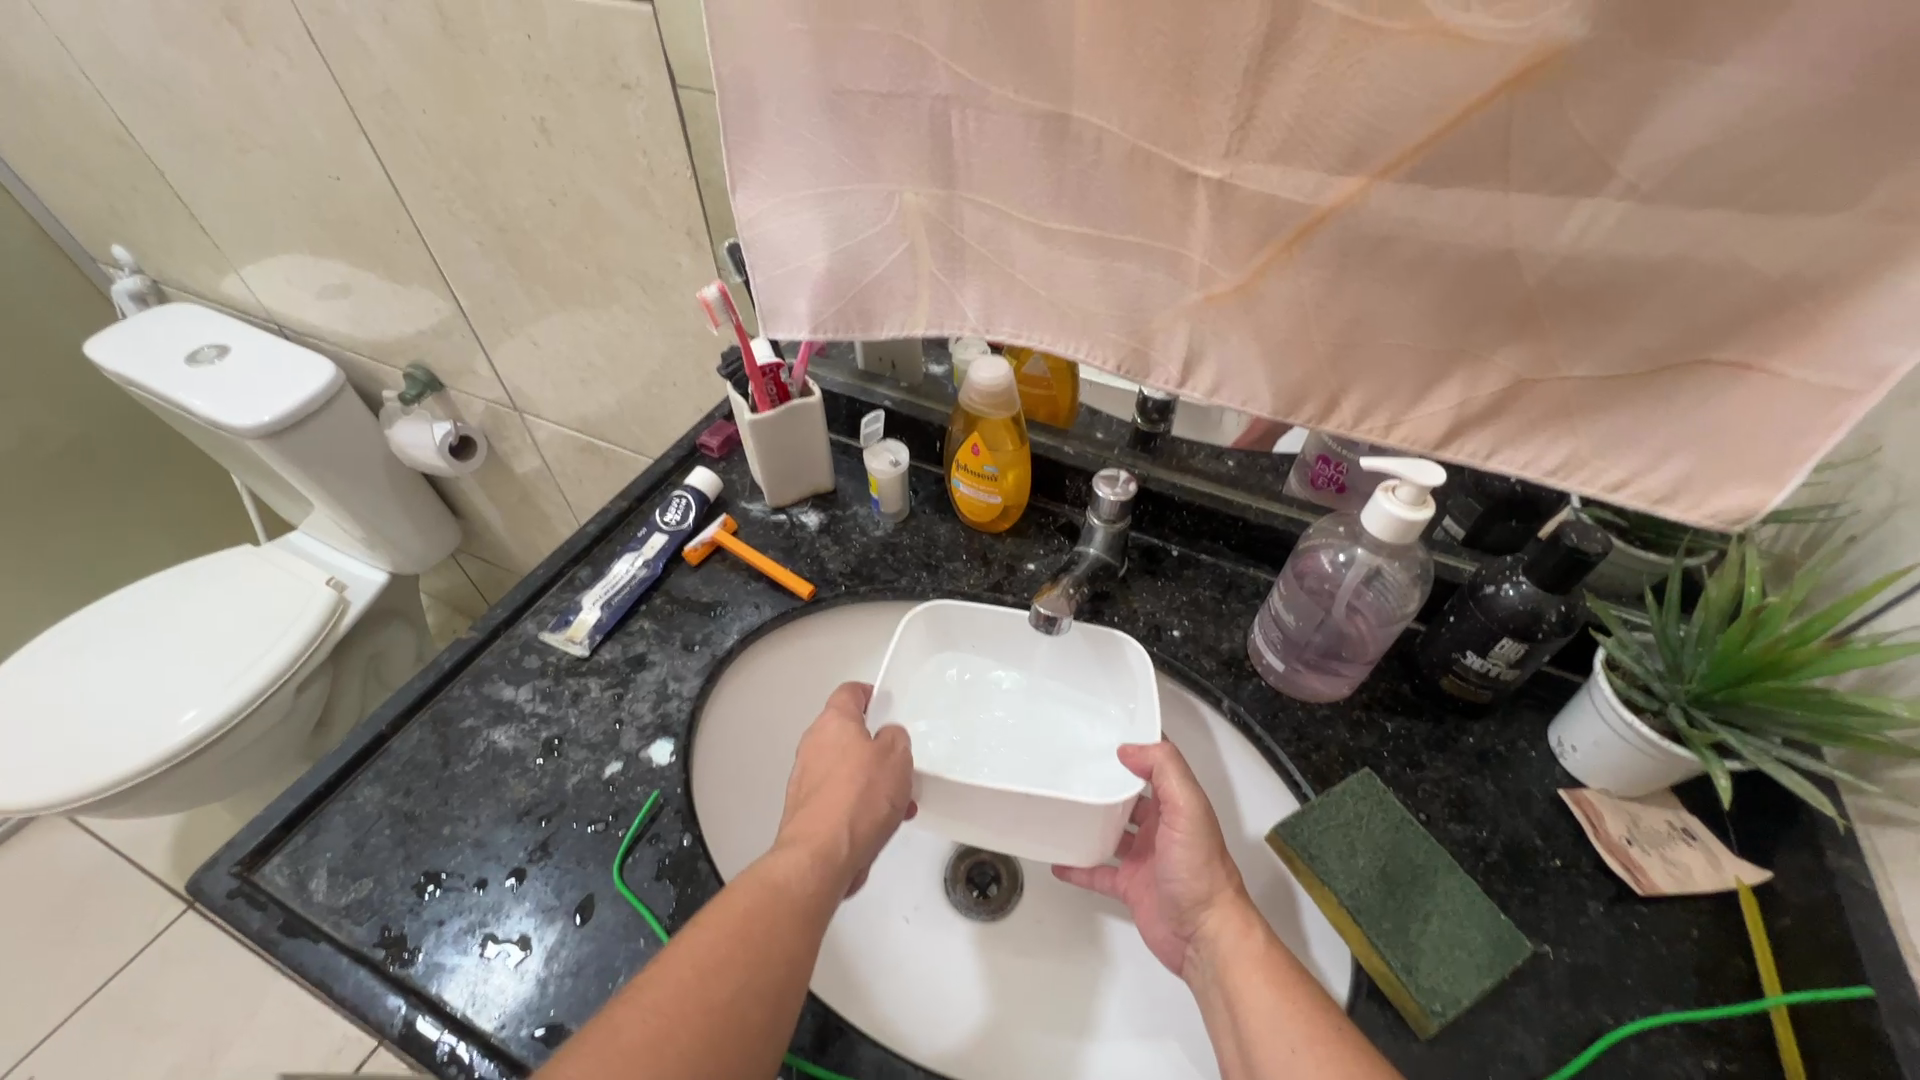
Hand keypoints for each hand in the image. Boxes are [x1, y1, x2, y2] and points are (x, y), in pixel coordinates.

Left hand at [774, 682, 914, 895]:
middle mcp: (813, 746)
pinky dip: (859, 806)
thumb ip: (896, 738)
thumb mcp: (897, 757)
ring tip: (899, 803)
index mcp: (833, 722)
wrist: (821, 856)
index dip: (869, 695)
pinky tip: (881, 824)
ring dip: (872, 781)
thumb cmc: (859, 799)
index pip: (849, 693)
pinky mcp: (806, 810)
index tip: (884, 703)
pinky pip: (839, 798)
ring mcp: (806, 779)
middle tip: (899, 762)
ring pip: (846, 770)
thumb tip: (888, 738)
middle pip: (847, 735)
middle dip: (876, 748)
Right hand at [1053, 741, 1252, 978]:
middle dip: (1106, 784)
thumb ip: (1164, 771)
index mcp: (1177, 805)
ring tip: (1063, 809)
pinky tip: (1059, 861)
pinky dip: (1079, 868)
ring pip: (1111, 834)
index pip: (1155, 767)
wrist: (1206, 936)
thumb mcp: (1188, 809)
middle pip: (1128, 799)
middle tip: (1074, 770)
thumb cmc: (1202, 873)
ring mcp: (1144, 858)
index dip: (1135, 749)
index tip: (1104, 735)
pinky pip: (1098, 873)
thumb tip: (1130, 749)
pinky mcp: (1131, 887)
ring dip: (1090, 823)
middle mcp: (1161, 828)